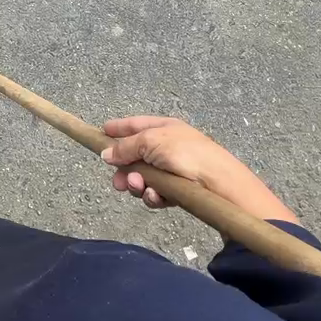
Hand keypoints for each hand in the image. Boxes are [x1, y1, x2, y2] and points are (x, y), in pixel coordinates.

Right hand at [100, 116, 233, 207]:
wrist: (219, 183)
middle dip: (124, 169)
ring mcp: (172, 170)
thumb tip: (106, 154)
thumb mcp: (150, 140)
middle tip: (117, 181)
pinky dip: (151, 195)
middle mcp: (167, 147)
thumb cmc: (186, 153)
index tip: (101, 132)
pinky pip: (155, 193)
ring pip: (142, 178)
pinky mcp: (177, 191)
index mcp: (164, 128)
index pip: (135, 125)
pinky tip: (154, 196)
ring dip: (136, 184)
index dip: (118, 128)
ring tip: (138, 186)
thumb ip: (125, 146)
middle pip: (135, 156)